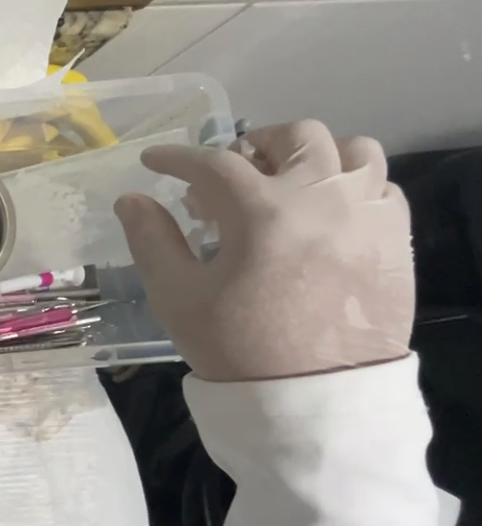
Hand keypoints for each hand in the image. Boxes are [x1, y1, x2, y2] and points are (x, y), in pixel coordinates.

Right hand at [113, 120, 413, 382]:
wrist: (313, 388)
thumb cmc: (234, 340)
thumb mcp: (175, 292)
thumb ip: (151, 239)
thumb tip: (132, 199)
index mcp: (263, 212)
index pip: (214, 163)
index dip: (176, 157)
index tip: (152, 160)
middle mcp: (325, 197)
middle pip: (295, 137)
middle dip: (250, 145)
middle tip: (222, 173)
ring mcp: (369, 211)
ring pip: (350, 150)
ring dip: (306, 157)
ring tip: (276, 186)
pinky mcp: (395, 232)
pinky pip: (377, 182)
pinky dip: (342, 182)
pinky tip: (313, 212)